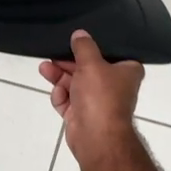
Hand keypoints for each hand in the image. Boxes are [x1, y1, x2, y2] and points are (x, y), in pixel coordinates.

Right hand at [39, 30, 144, 163]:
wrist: (96, 136)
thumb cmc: (101, 96)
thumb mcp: (92, 63)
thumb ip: (84, 46)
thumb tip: (80, 34)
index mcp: (126, 72)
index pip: (110, 53)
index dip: (93, 47)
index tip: (77, 41)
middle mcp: (113, 86)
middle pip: (87, 68)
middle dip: (67, 63)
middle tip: (53, 55)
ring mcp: (96, 102)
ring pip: (74, 83)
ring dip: (59, 76)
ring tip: (44, 68)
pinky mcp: (81, 114)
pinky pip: (68, 100)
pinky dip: (61, 96)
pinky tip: (57, 94)